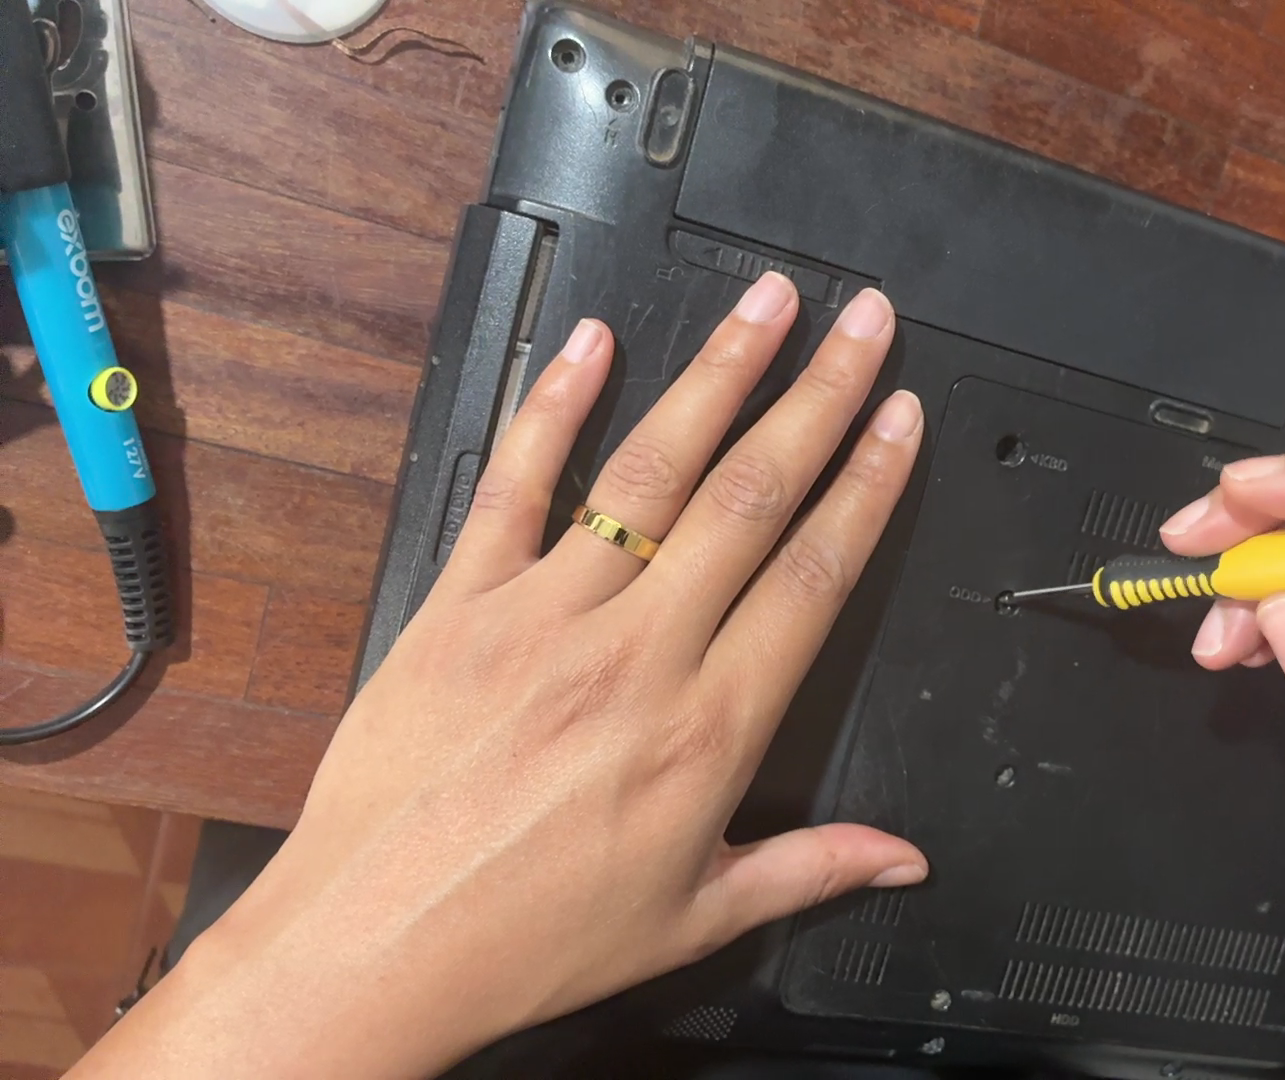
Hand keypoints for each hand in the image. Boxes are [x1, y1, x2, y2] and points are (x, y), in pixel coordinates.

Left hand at [74, 274, 928, 1078]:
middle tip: (862, 325)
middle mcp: (640, 651)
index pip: (814, 574)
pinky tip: (591, 342)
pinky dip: (552, 406)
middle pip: (751, 496)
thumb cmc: (542, 935)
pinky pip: (513, 486)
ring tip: (767, 306)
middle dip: (820, 399)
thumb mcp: (702, 914)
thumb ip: (818, 866)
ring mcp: (546, 614)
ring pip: (652, 470)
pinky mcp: (461, 601)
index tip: (899, 419)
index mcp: (710, 724)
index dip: (868, 486)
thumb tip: (910, 861)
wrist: (368, 955)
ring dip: (718, 377)